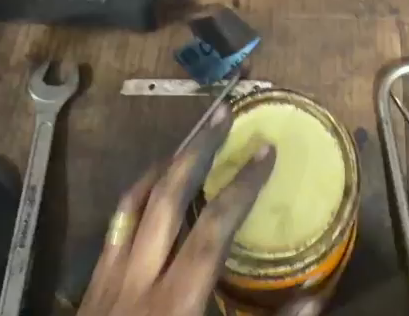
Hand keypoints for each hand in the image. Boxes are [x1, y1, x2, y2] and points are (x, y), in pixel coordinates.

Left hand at [77, 106, 315, 315]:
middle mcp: (137, 282)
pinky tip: (153, 186)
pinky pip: (116, 223)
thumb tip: (317, 296)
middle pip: (168, 196)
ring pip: (134, 202)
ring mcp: (108, 281)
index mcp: (174, 303)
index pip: (213, 227)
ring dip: (167, 163)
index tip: (267, 150)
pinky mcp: (92, 289)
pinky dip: (139, 193)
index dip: (243, 185)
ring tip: (194, 136)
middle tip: (225, 112)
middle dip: (199, 149)